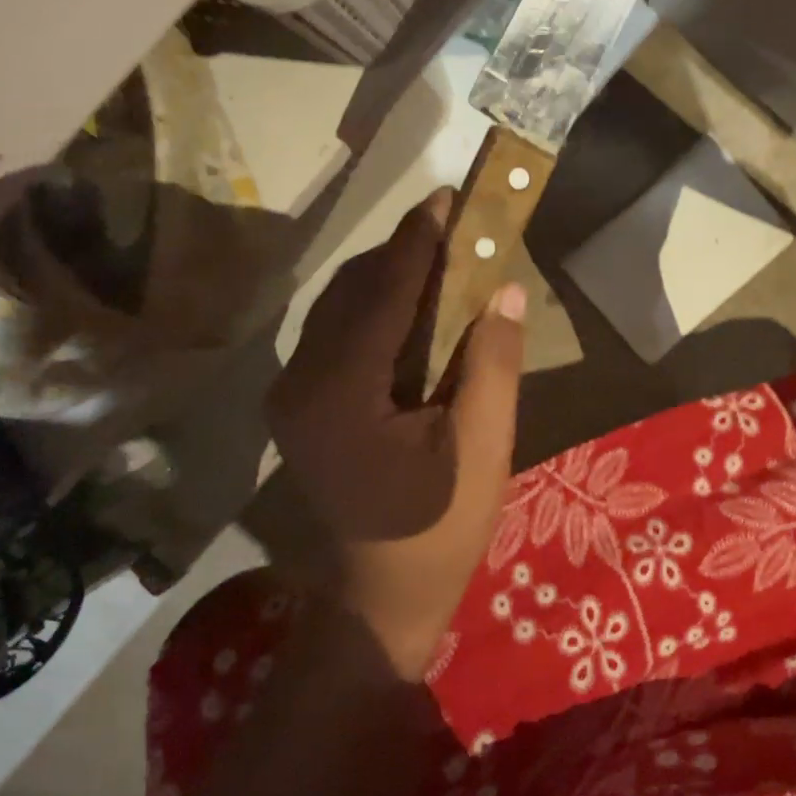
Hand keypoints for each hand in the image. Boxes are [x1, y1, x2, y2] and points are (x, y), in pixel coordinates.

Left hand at [265, 189, 525, 673]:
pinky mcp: (298, 407)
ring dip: (388, 279)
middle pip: (352, 292)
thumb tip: (505, 290)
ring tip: (442, 260)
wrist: (381, 597)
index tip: (450, 198)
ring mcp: (290, 395)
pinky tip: (413, 311)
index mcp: (341, 393)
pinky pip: (334, 337)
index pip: (384, 294)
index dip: (420, 242)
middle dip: (403, 254)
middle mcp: (300, 383)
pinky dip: (373, 312)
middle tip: (457, 227)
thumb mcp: (483, 448)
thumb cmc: (441, 528)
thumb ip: (493, 364)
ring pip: (338, 310)